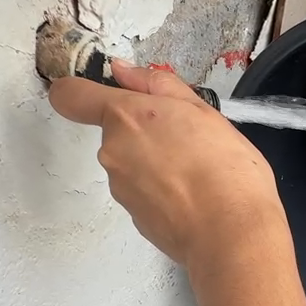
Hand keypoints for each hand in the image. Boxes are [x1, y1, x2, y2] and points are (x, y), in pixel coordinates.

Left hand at [48, 60, 282, 272]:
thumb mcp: (204, 112)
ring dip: (161, 170)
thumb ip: (159, 85)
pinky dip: (168, 198)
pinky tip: (199, 203)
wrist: (233, 234)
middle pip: (119, 137)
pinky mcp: (137, 220)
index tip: (101, 97)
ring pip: (135, 169)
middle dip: (148, 138)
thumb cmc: (226, 171)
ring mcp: (123, 190)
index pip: (71, 96)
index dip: (80, 93)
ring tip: (202, 180)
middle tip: (192, 148)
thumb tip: (123, 72)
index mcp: (127, 117)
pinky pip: (148, 199)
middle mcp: (114, 152)